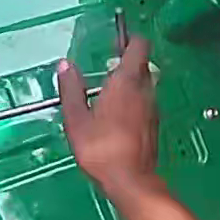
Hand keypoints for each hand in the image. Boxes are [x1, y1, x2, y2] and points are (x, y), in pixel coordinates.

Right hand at [58, 36, 159, 202]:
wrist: (130, 181)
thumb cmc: (101, 148)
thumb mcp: (76, 119)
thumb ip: (71, 90)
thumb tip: (65, 65)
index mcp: (127, 82)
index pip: (139, 47)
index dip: (130, 39)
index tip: (117, 40)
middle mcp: (146, 90)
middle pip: (142, 66)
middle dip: (126, 62)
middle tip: (107, 67)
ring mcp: (153, 109)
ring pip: (145, 85)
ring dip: (130, 84)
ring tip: (108, 93)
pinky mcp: (154, 126)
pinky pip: (145, 104)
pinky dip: (134, 102)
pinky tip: (117, 116)